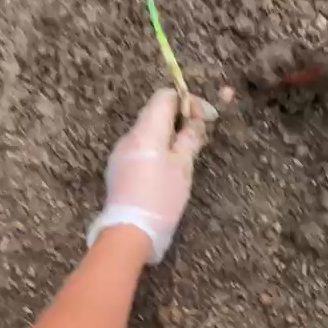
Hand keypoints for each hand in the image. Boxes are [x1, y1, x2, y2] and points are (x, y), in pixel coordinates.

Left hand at [87, 89, 217, 263]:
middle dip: (181, 120)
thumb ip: (190, 138)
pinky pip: (141, 149)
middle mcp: (130, 136)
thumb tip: (196, 121)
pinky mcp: (119, 169)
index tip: (207, 117)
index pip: (164, 97)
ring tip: (188, 154)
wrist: (130, 230)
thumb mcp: (183, 166)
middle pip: (156, 113)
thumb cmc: (161, 197)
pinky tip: (169, 168)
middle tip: (201, 136)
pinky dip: (158, 149)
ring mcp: (121, 153)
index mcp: (146, 130)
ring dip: (170, 136)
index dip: (188, 101)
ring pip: (149, 132)